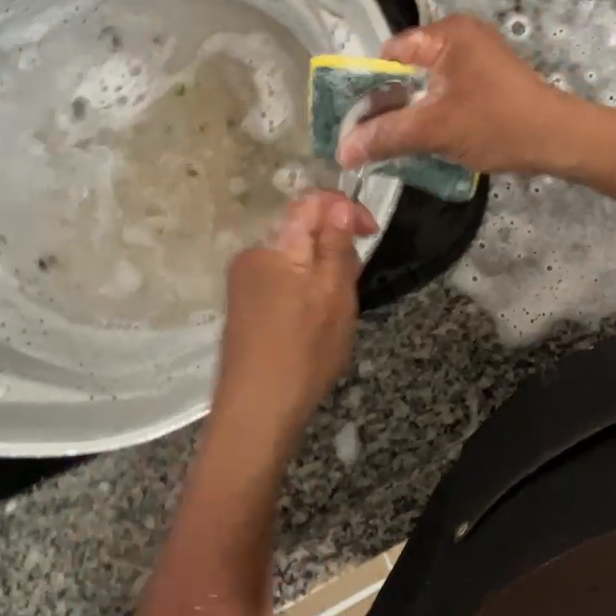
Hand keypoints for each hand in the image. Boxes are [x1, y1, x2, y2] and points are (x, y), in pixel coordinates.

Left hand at [214, 191, 377, 444]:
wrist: (256, 414)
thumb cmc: (303, 353)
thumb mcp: (334, 295)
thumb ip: (336, 245)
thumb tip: (339, 205)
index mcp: (275, 246)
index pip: (311, 202)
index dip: (344, 208)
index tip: (371, 232)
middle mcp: (253, 256)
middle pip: (302, 230)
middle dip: (335, 246)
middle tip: (354, 283)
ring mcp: (245, 282)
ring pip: (295, 258)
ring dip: (322, 271)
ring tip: (338, 310)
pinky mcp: (245, 306)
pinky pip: (282, 280)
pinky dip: (306, 289)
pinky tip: (315, 323)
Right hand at [336, 14, 589, 174]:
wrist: (560, 140)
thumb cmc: (497, 124)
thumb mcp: (434, 131)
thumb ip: (385, 136)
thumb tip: (342, 150)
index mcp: (448, 34)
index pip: (390, 53)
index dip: (368, 86)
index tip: (354, 120)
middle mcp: (462, 37)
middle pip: (408, 69)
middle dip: (389, 104)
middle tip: (368, 136)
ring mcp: (479, 58)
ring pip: (428, 85)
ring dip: (412, 114)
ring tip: (393, 144)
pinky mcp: (490, 81)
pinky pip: (449, 94)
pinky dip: (435, 115)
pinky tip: (427, 142)